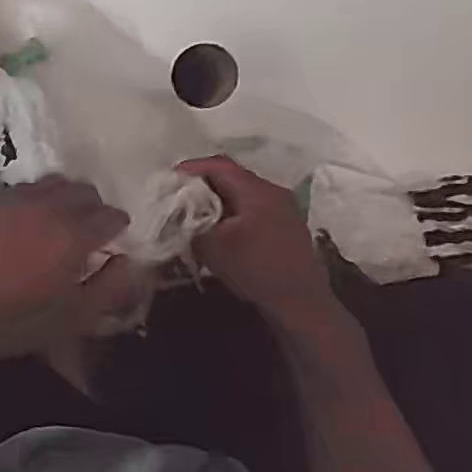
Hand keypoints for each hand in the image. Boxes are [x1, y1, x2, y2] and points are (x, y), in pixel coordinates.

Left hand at [0, 177, 131, 373]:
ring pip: (56, 182)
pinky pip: (28, 187)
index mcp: (73, 236)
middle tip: (94, 228)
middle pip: (85, 191)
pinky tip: (34, 217)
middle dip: (96, 206)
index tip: (117, 237)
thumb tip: (128, 261)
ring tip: (65, 218)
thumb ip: (109, 287)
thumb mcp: (74, 317)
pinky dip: (41, 196)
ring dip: (68, 195)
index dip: (119, 226)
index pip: (110, 216)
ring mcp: (18, 200)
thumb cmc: (17, 321)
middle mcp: (49, 208)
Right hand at [178, 156, 339, 324]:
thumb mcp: (213, 247)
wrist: (301, 305)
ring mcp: (283, 207)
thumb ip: (190, 224)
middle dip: (203, 183)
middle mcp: (273, 191)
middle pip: (232, 175)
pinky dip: (232, 210)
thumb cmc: (256, 271)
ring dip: (218, 198)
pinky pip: (252, 206)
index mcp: (257, 191)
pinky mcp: (285, 224)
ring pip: (242, 192)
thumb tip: (176, 213)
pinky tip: (220, 228)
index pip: (219, 166)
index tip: (170, 178)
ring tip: (195, 212)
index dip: (191, 168)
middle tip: (179, 195)